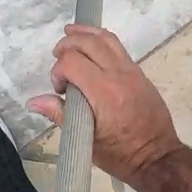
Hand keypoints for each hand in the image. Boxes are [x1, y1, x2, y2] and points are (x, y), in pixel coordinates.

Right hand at [27, 24, 184, 183]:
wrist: (158, 158)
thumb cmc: (120, 155)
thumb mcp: (85, 139)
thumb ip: (60, 114)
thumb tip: (33, 102)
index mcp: (103, 93)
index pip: (72, 61)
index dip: (58, 70)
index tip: (60, 89)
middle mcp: (118, 75)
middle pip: (88, 42)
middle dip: (67, 44)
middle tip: (57, 56)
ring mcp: (132, 71)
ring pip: (107, 38)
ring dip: (86, 33)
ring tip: (70, 33)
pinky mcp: (139, 73)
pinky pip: (118, 47)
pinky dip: (100, 41)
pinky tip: (91, 48)